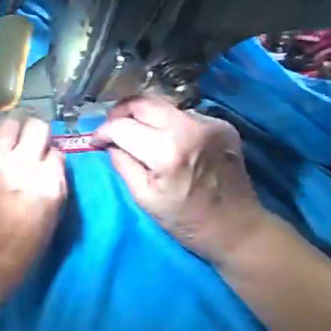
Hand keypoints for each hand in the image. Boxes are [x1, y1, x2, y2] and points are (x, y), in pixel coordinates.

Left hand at [0, 117, 66, 300]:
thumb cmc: (17, 252)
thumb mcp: (49, 221)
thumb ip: (52, 187)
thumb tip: (49, 165)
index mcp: (47, 185)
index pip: (56, 153)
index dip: (49, 160)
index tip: (43, 168)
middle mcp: (21, 165)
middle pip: (35, 127)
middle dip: (34, 136)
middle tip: (28, 151)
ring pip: (8, 124)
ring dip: (11, 136)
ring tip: (8, 151)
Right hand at [94, 93, 274, 263]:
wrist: (236, 227)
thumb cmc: (186, 220)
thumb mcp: (144, 198)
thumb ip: (123, 164)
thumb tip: (109, 144)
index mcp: (167, 151)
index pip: (123, 126)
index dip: (103, 131)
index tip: (94, 140)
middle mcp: (190, 128)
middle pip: (144, 103)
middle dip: (121, 113)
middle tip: (110, 129)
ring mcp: (209, 123)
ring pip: (164, 106)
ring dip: (144, 117)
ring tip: (135, 134)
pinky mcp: (222, 124)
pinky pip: (183, 114)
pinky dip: (167, 123)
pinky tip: (165, 140)